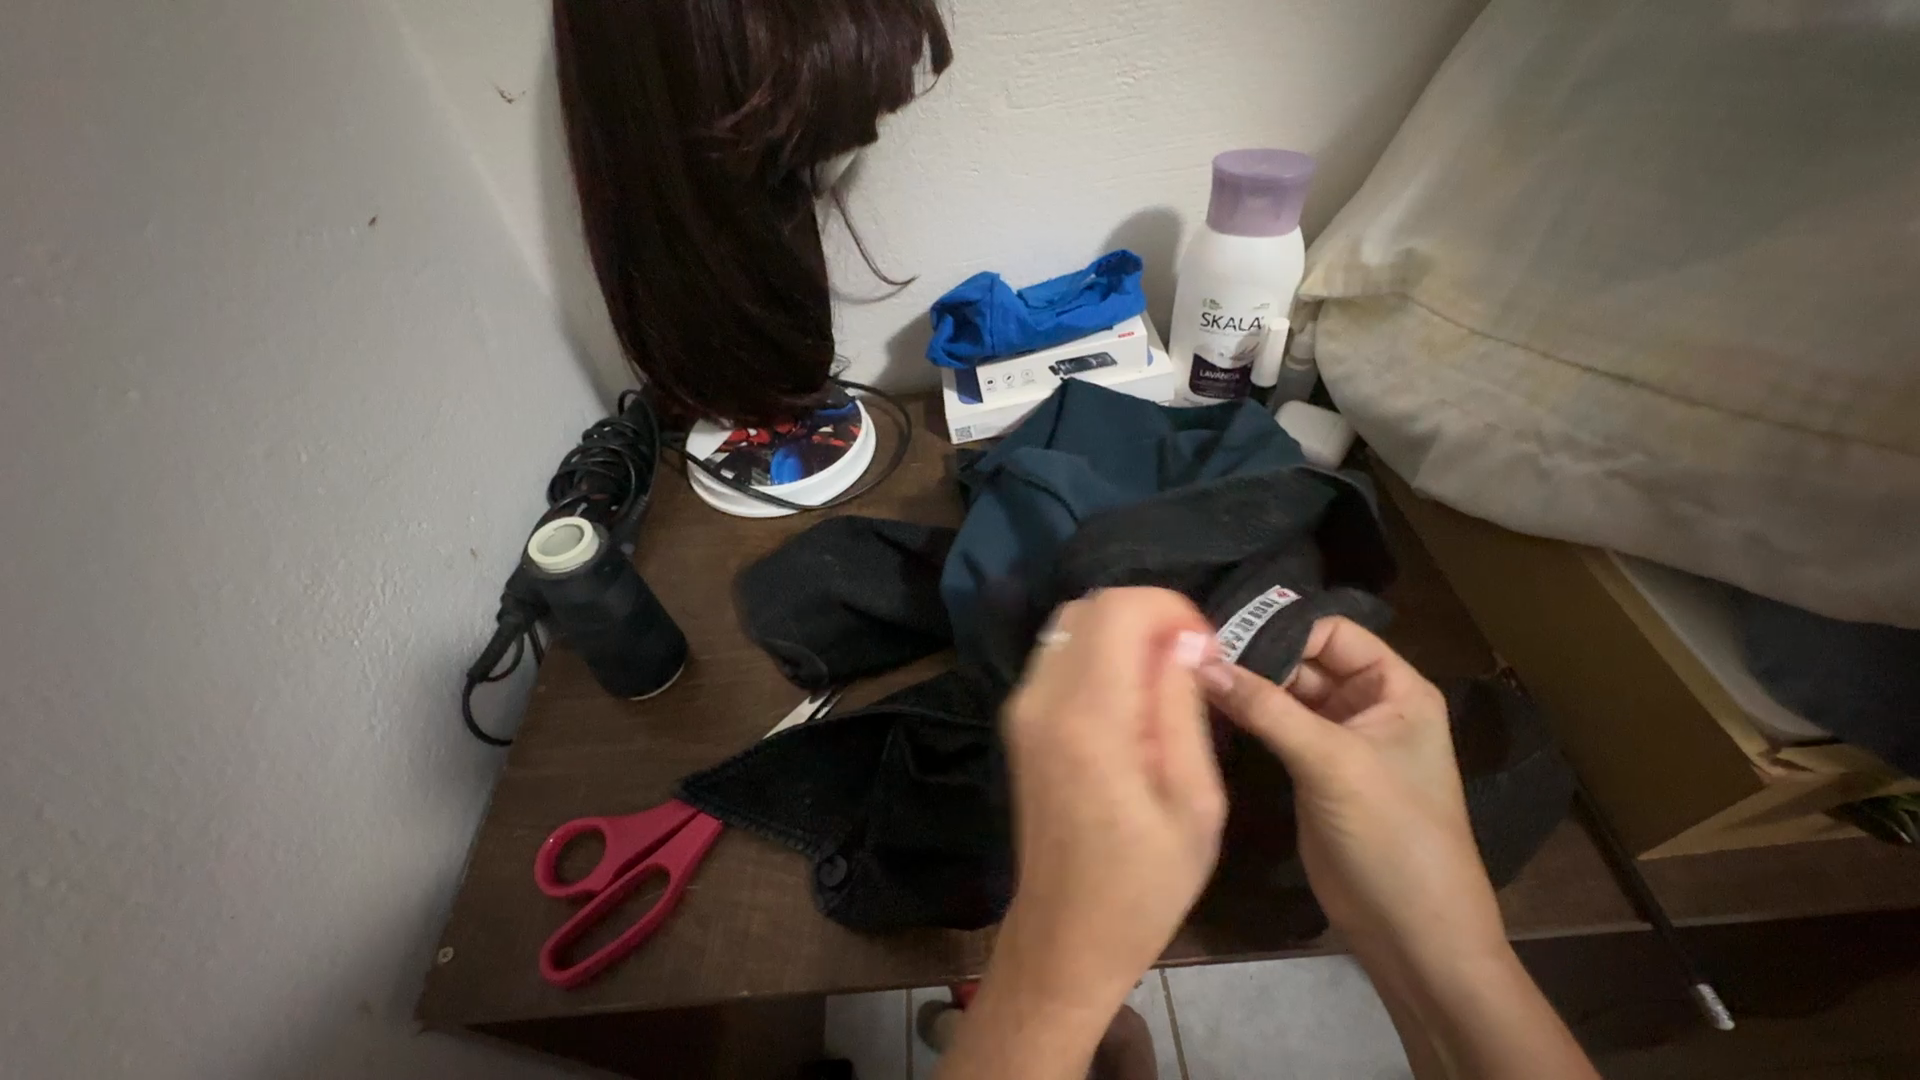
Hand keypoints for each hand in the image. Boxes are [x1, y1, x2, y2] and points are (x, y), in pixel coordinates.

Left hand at [996, 587, 1228, 1010]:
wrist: (1065, 932)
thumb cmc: (1144, 883)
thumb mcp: (1193, 802)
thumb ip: (1182, 707)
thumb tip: (1183, 639)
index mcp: (1087, 717)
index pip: (1118, 608)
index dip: (1170, 609)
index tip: (1204, 648)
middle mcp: (1041, 699)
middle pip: (1089, 607)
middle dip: (1147, 617)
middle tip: (1188, 663)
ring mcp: (1020, 708)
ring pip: (1069, 626)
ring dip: (1120, 634)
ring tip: (1162, 681)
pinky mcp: (1017, 722)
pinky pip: (1057, 657)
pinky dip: (1096, 655)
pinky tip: (1128, 700)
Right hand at [1200, 616, 1504, 974]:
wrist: (1411, 931)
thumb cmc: (1392, 834)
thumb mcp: (1333, 762)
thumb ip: (1267, 708)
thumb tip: (1201, 661)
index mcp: (1395, 689)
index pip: (1332, 633)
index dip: (1283, 630)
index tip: (1225, 637)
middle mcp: (1367, 705)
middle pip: (1304, 660)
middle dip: (1256, 657)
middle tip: (1196, 656)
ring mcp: (1337, 738)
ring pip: (1284, 694)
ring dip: (1246, 687)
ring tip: (1191, 678)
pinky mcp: (1310, 769)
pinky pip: (1274, 727)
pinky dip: (1245, 717)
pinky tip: (1208, 711)